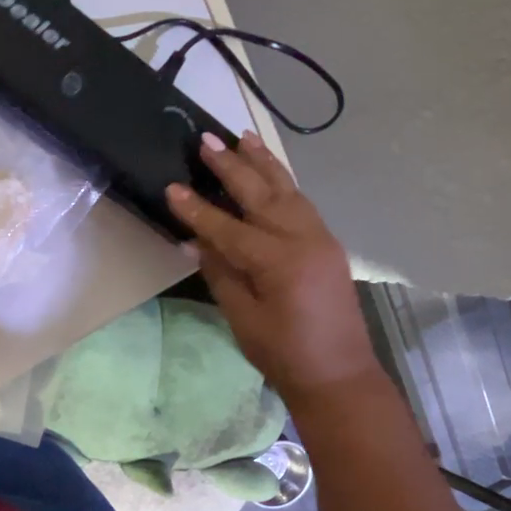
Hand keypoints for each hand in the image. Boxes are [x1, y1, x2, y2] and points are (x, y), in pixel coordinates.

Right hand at [166, 133, 380, 404]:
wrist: (337, 372)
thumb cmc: (282, 353)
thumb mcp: (243, 317)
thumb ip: (221, 274)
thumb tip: (196, 242)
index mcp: (279, 261)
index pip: (229, 228)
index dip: (198, 210)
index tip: (173, 187)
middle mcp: (304, 239)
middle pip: (262, 195)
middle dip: (232, 167)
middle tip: (206, 140)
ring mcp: (321, 238)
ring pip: (287, 191)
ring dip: (262, 164)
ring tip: (241, 138)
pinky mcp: (327, 244)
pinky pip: (301, 203)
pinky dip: (282, 184)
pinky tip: (269, 174)